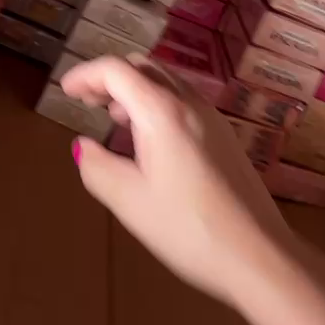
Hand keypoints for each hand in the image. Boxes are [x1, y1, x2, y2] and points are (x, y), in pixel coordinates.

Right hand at [62, 56, 296, 308]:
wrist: (259, 256)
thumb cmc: (188, 228)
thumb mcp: (129, 201)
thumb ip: (97, 168)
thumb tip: (84, 146)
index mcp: (162, 111)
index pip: (117, 70)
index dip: (86, 74)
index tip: (65, 91)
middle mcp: (190, 103)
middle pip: (144, 67)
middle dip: (110, 77)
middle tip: (86, 101)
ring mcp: (213, 118)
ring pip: (166, 83)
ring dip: (135, 90)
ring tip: (113, 119)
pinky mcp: (225, 137)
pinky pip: (183, 102)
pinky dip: (156, 104)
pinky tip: (150, 141)